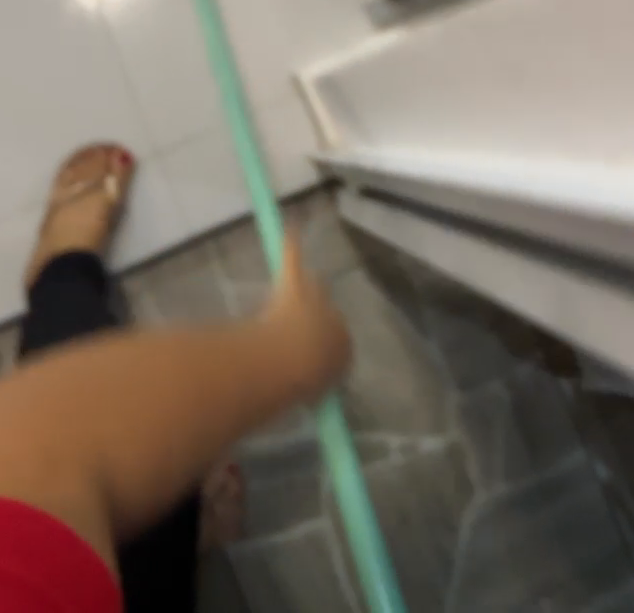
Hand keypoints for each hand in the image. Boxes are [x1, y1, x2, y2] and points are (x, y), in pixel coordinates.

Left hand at [260, 233, 352, 398]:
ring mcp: (315, 299)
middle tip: (306, 322)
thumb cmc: (303, 382)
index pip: (337, 346)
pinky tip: (291, 227)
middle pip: (328, 315)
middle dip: (317, 317)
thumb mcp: (311, 395)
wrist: (291, 358)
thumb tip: (299, 407)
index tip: (309, 352)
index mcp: (342, 352)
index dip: (321, 347)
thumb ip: (310, 393)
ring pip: (314, 287)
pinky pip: (293, 261)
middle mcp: (334, 321)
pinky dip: (291, 244)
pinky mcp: (293, 284)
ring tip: (308, 278)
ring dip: (308, 286)